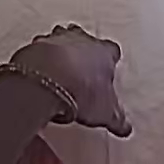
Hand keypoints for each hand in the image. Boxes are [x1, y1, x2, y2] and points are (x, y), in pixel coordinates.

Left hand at [8, 25, 132, 136]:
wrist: (50, 77)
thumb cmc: (81, 87)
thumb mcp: (106, 111)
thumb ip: (116, 117)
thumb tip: (124, 126)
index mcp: (103, 52)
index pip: (112, 51)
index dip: (111, 59)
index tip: (110, 66)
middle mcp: (82, 39)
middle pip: (85, 39)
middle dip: (84, 50)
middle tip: (83, 66)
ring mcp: (59, 39)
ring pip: (63, 37)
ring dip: (62, 49)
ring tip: (61, 68)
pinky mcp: (39, 44)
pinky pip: (42, 46)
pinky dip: (43, 56)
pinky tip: (42, 72)